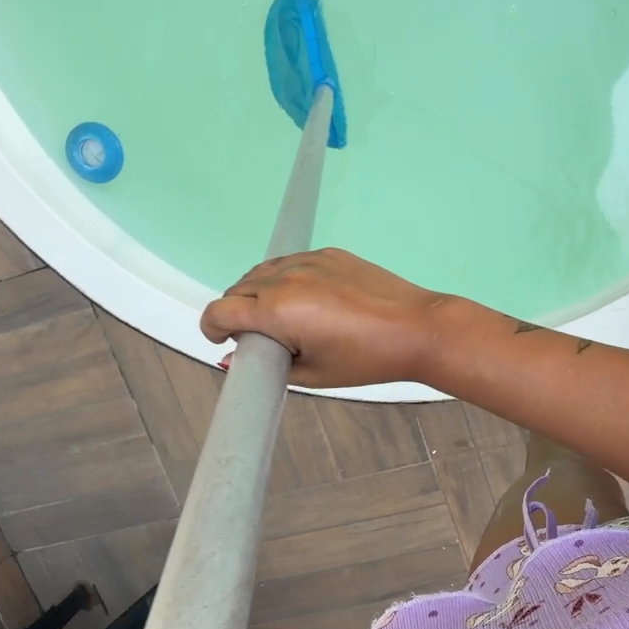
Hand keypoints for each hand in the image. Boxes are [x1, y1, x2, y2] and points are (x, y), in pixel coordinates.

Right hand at [200, 248, 451, 386]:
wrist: (416, 329)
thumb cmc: (369, 357)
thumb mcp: (313, 374)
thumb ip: (268, 366)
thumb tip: (235, 360)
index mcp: (277, 311)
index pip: (219, 311)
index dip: (211, 328)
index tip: (219, 339)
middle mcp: (286, 279)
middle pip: (237, 289)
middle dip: (236, 313)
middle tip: (256, 338)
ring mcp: (309, 261)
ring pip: (262, 272)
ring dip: (258, 293)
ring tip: (281, 320)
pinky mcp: (330, 254)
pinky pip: (291, 263)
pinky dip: (286, 280)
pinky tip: (307, 303)